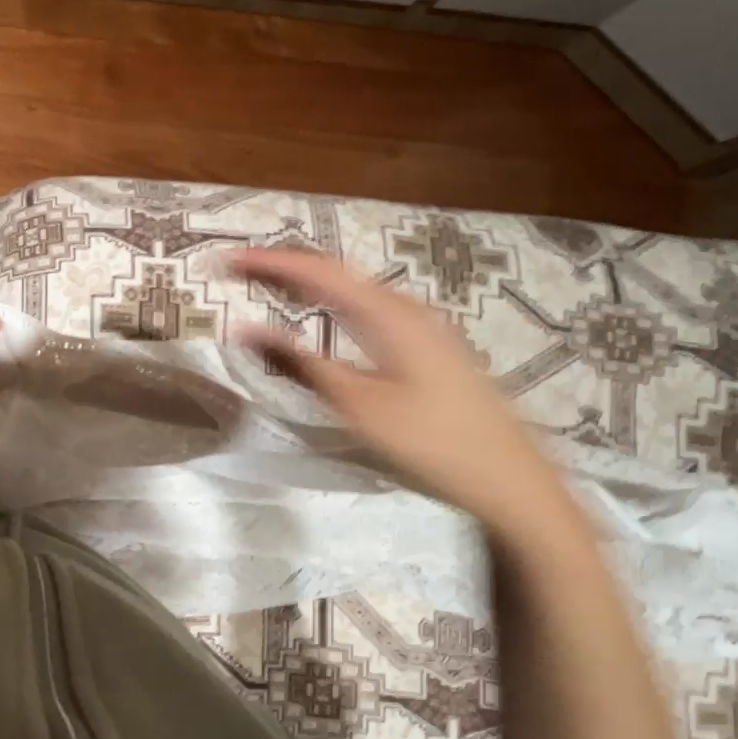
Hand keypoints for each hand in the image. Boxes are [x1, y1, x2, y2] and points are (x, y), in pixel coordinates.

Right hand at [233, 248, 569, 532]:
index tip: (226, 259)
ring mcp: (424, 326)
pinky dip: (334, 301)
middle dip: (286, 265)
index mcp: (389, 315)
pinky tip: (323, 314)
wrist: (511, 479)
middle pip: (338, 272)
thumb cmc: (430, 442)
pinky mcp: (429, 345)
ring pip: (356, 288)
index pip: (317, 272)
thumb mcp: (355, 404)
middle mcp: (408, 309)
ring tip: (270, 283)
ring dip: (311, 281)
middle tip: (240, 267)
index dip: (269, 263)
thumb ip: (298, 362)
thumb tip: (243, 328)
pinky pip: (369, 306)